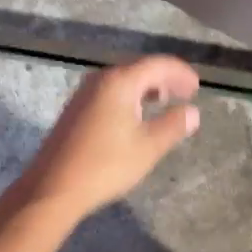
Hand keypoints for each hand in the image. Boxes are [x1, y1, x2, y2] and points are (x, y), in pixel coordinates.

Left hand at [13, 56, 201, 221]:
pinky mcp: (76, 109)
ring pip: (123, 81)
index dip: (180, 72)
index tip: (197, 87)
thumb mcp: (148, 147)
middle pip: (139, 69)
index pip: (157, 64)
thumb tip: (192, 112)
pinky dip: (130, 97)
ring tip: (165, 102)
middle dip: (165, 79)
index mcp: (120, 82)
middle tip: (186, 94)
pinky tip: (136, 116)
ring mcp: (85, 93)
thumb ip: (173, 126)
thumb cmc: (105, 165)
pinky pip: (110, 92)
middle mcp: (101, 79)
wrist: (54, 187)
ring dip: (147, 88)